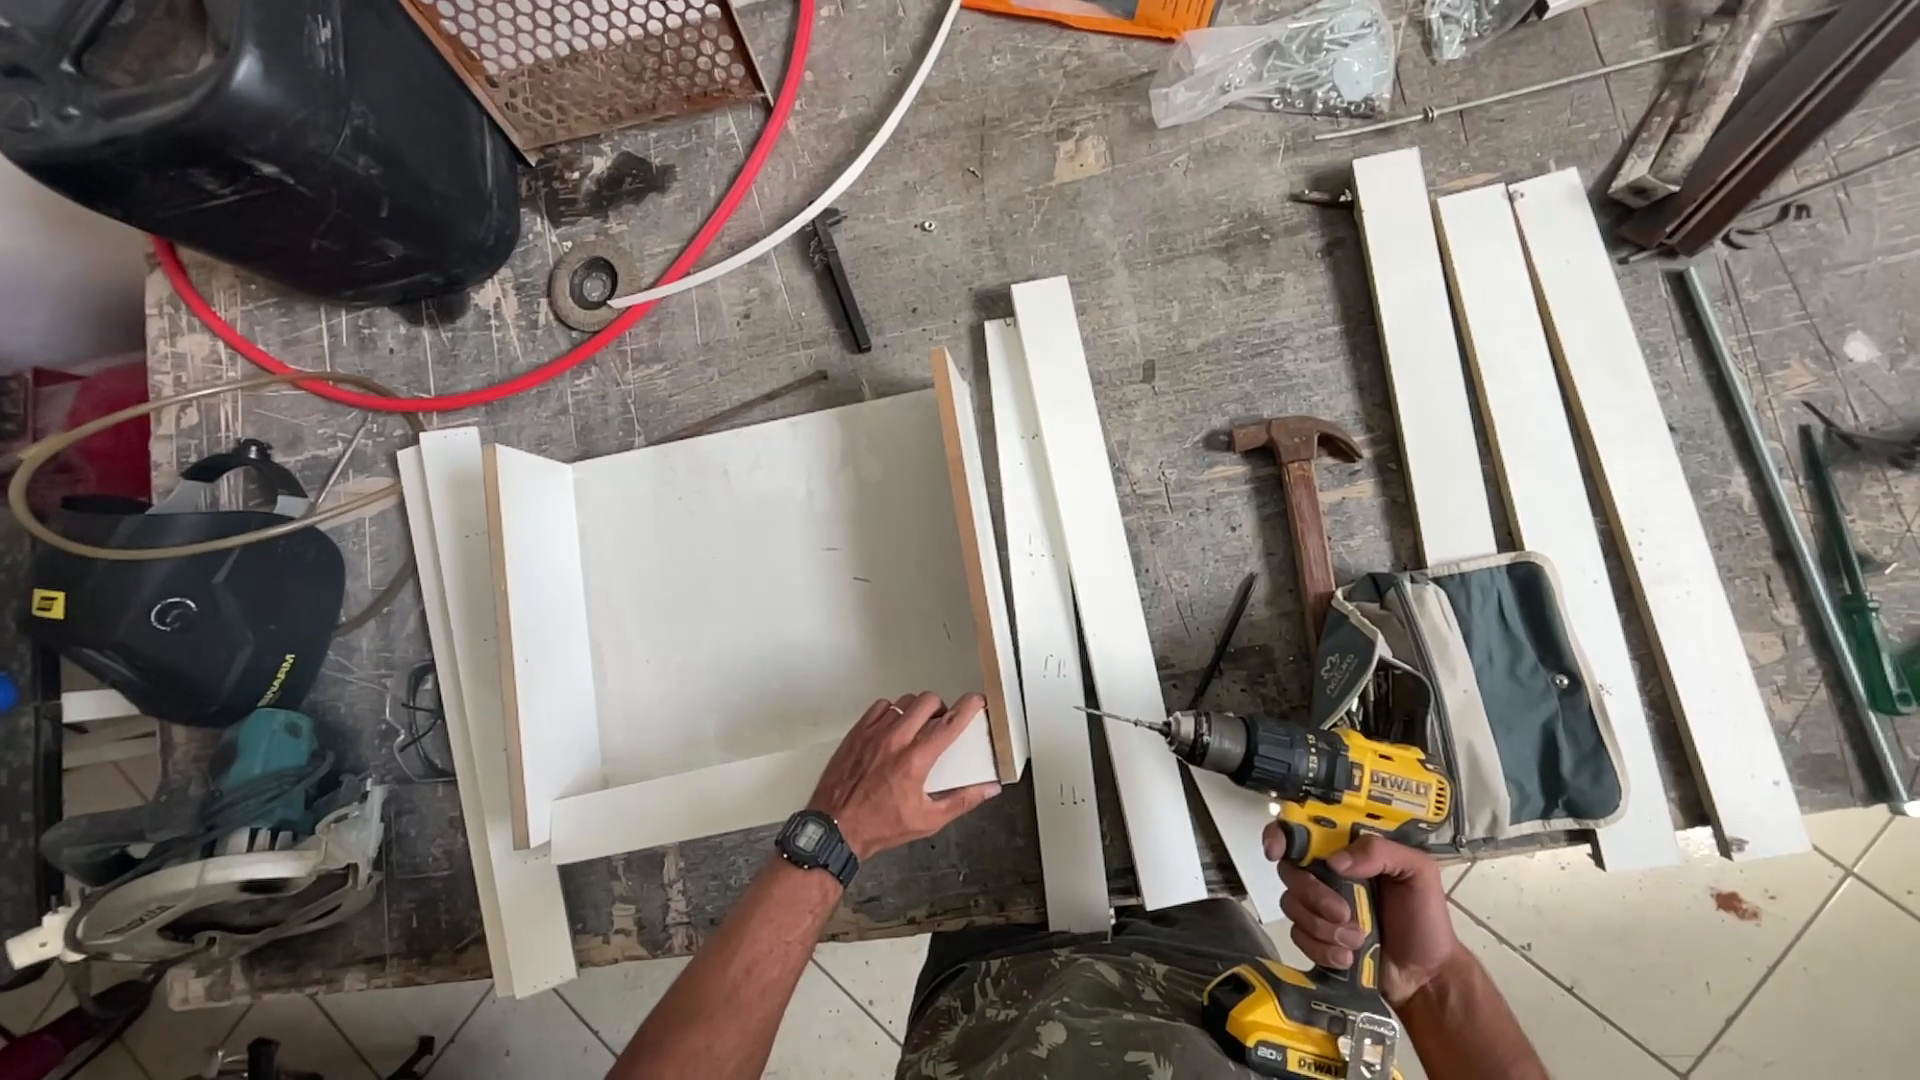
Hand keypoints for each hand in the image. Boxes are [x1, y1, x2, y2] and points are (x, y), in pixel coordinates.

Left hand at [807, 692, 1001, 860]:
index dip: (968, 707)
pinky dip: (892, 711)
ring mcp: (873, 733)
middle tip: (942, 722)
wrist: (836, 828)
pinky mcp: (857, 733)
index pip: (949, 724)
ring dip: (917, 709)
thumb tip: (987, 790)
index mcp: (915, 761)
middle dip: (942, 707)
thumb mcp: (928, 820)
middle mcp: (895, 741)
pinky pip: (880, 706)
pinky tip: (893, 726)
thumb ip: (962, 801)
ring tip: (918, 725)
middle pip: (927, 701)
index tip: (975, 701)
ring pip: (904, 701)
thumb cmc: (878, 826)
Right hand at [1265, 830, 1462, 1006]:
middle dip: (1313, 895)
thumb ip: (1381, 852)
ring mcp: (1317, 906)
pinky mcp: (1314, 937)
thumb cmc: (1425, 918)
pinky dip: (1321, 948)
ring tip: (1356, 942)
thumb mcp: (1418, 873)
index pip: (1302, 831)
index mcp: (1345, 852)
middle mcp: (1324, 875)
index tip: (1277, 852)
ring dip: (1322, 927)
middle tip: (1344, 914)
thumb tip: (1335, 861)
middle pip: (1290, 871)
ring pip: (1291, 905)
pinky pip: (1297, 935)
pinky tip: (1346, 958)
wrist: (1427, 976)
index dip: (1280, 836)